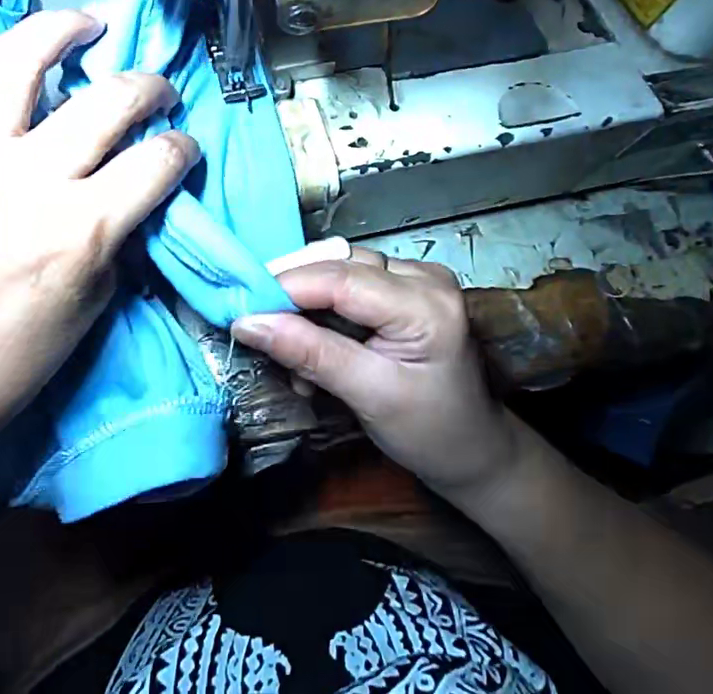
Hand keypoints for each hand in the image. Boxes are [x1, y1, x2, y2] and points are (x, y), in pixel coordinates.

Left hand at [0, 0, 200, 480]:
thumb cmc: (9, 359)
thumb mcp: (94, 303)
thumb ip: (116, 233)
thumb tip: (131, 186)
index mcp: (80, 229)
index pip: (157, 162)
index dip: (181, 150)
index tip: (180, 150)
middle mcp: (24, 180)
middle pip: (108, 102)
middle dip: (148, 90)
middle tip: (154, 92)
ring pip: (16, 63)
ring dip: (62, 30)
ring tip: (86, 23)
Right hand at [231, 248, 520, 496]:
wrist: (473, 448)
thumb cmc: (430, 431)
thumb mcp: (368, 395)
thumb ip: (310, 353)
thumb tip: (248, 322)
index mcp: (426, 303)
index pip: (342, 278)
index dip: (286, 287)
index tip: (239, 307)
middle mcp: (424, 276)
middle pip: (340, 264)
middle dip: (291, 291)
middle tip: (253, 321)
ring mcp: (417, 277)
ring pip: (340, 269)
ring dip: (305, 302)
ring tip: (285, 345)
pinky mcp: (406, 288)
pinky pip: (351, 282)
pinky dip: (322, 309)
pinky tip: (311, 347)